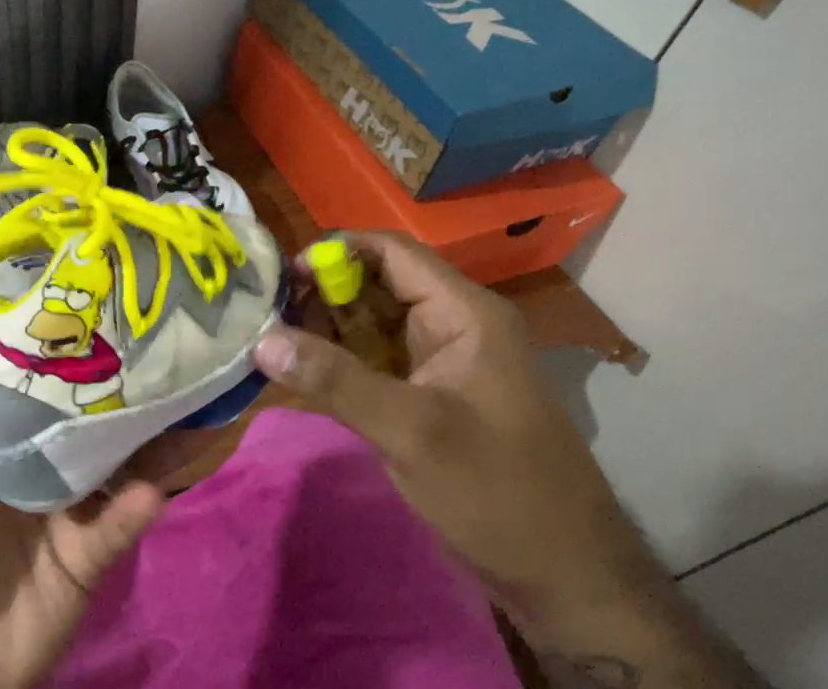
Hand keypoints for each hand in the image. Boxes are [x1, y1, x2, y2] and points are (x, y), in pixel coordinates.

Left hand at [0, 341, 164, 688]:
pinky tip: (149, 491)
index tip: (77, 295)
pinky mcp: (87, 555)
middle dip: (110, 384)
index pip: (22, 383)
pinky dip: (133, 510)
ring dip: (145, 438)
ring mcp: (65, 508)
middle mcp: (33, 464)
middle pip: (77, 417)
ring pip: (110, 464)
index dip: (46, 345)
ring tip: (181, 398)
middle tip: (151, 336)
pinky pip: (115, 527)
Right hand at [254, 233, 766, 686]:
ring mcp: (444, 361)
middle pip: (376, 283)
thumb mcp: (412, 432)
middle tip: (264, 315)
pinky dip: (339, 360)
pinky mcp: (432, 395)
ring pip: (371, 322)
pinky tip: (300, 373)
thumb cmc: (498, 491)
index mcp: (465, 313)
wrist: (566, 575)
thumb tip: (261, 339)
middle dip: (320, 293)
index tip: (277, 278)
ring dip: (324, 327)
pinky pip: (376, 359)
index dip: (333, 252)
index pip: (390, 252)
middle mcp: (454, 324)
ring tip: (270, 341)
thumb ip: (336, 381)